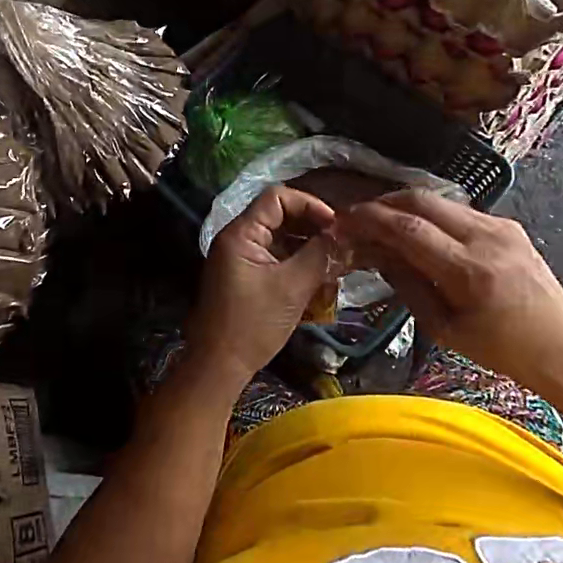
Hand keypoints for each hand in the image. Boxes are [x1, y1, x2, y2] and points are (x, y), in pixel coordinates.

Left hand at [185, 186, 343, 389]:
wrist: (220, 364)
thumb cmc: (253, 323)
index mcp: (241, 234)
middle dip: (313, 228)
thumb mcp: (292, 287)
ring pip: (280, 239)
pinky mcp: (246, 276)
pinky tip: (321, 278)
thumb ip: (319, 255)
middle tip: (342, 244)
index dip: (310, 205)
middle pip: (280, 217)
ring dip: (308, 247)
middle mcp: (237, 239)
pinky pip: (276, 259)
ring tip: (336, 261)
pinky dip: (298, 264)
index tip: (335, 225)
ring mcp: (240, 258)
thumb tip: (343, 234)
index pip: (277, 198)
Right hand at [337, 190, 562, 395]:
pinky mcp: (508, 224)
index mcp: (470, 272)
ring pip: (439, 200)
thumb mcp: (442, 327)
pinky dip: (428, 214)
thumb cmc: (500, 348)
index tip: (344, 220)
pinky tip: (415, 230)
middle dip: (382, 204)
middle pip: (422, 201)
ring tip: (380, 222)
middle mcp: (487, 239)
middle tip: (357, 216)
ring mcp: (501, 227)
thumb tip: (373, 252)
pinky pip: (457, 210)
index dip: (371, 219)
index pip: (409, 229)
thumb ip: (406, 283)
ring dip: (403, 206)